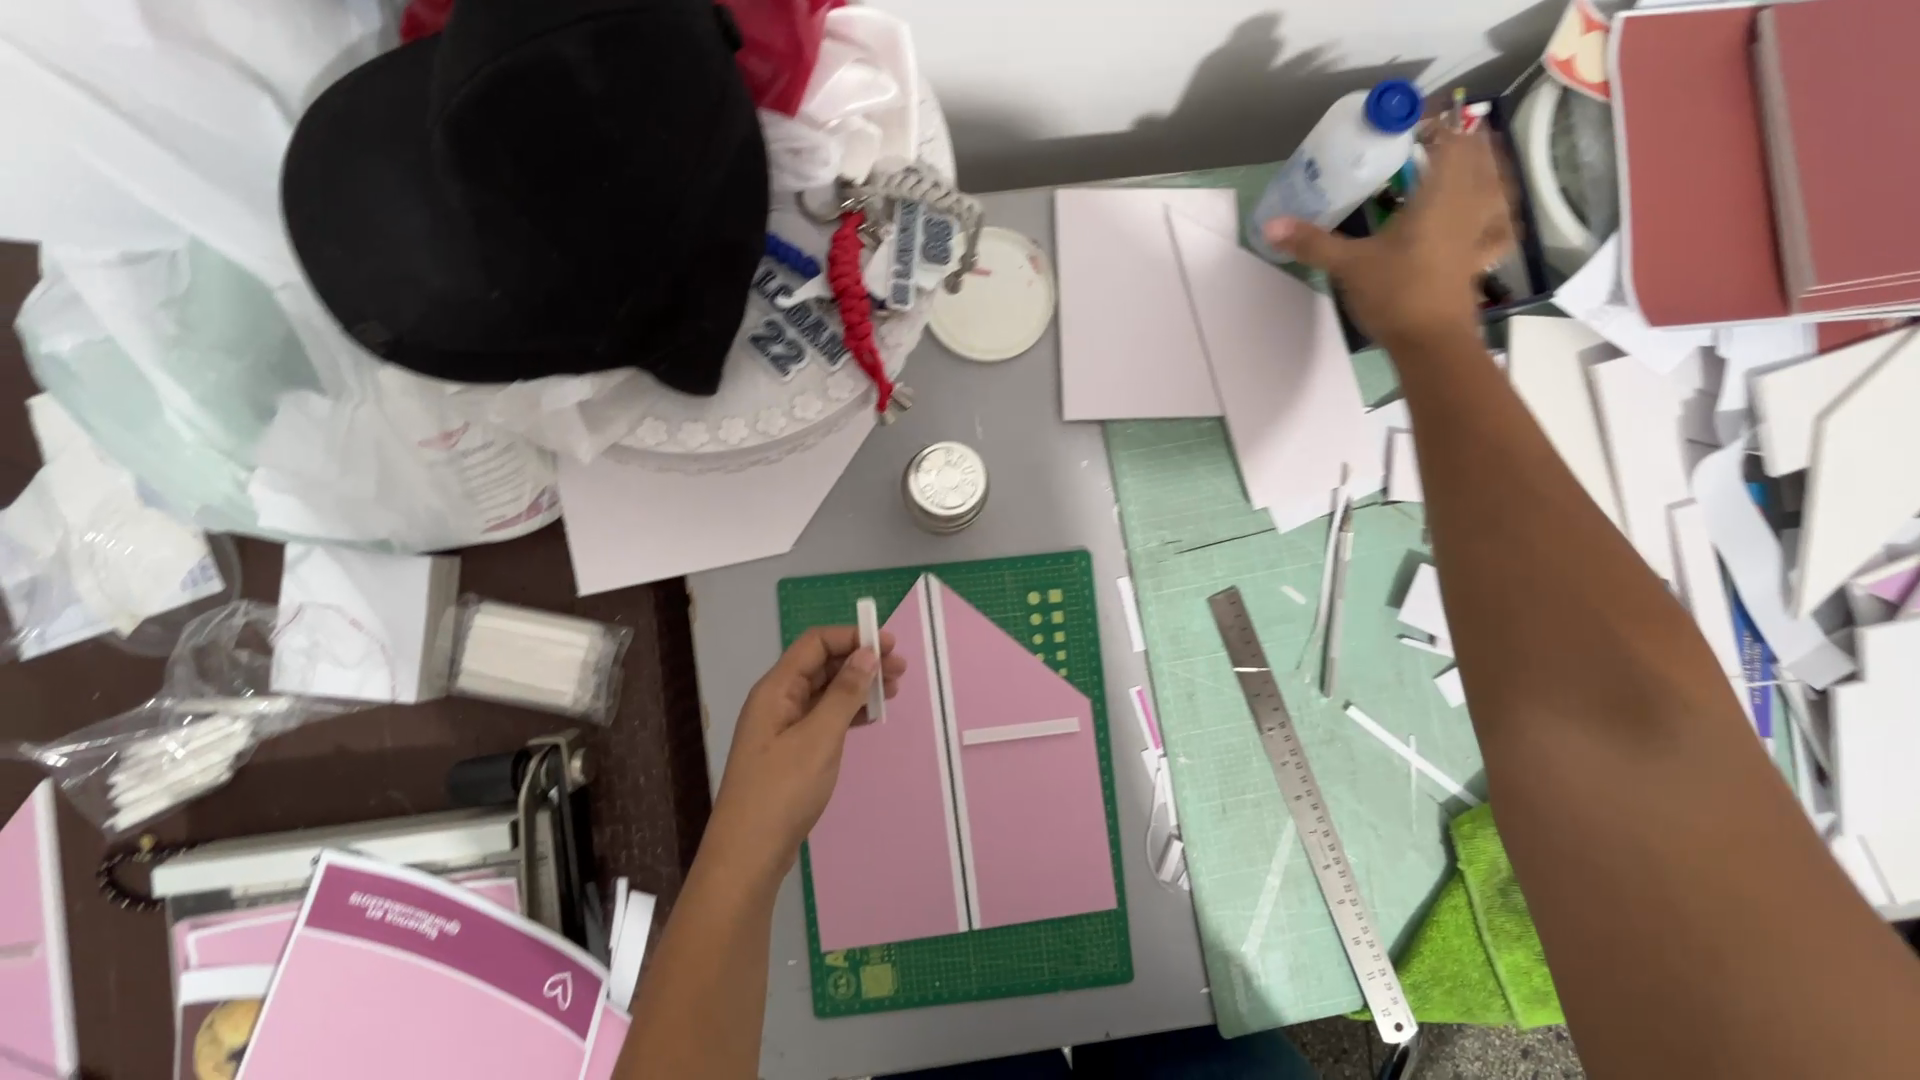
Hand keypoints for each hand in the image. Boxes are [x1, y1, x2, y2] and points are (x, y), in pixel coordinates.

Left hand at [707, 626, 906, 881]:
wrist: (749, 853)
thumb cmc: (782, 791)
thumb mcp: (819, 738)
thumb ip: (844, 693)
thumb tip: (867, 654)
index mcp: (776, 689)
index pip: (815, 645)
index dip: (851, 638)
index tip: (888, 645)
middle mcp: (777, 701)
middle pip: (821, 666)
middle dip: (860, 661)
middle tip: (900, 670)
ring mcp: (783, 728)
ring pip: (825, 693)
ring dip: (858, 687)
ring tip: (894, 691)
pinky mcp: (791, 752)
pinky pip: (824, 718)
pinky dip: (848, 713)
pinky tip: (871, 718)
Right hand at [1263, 128, 1517, 352]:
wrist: (1431, 342)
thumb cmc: (1395, 294)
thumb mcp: (1349, 265)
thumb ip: (1313, 242)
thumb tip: (1270, 225)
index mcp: (1441, 196)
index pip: (1451, 143)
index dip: (1436, 127)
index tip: (1410, 126)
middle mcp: (1469, 206)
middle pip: (1478, 158)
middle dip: (1459, 142)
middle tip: (1430, 141)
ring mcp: (1478, 233)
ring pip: (1495, 186)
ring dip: (1484, 168)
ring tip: (1465, 163)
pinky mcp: (1478, 260)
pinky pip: (1497, 227)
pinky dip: (1496, 213)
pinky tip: (1488, 214)